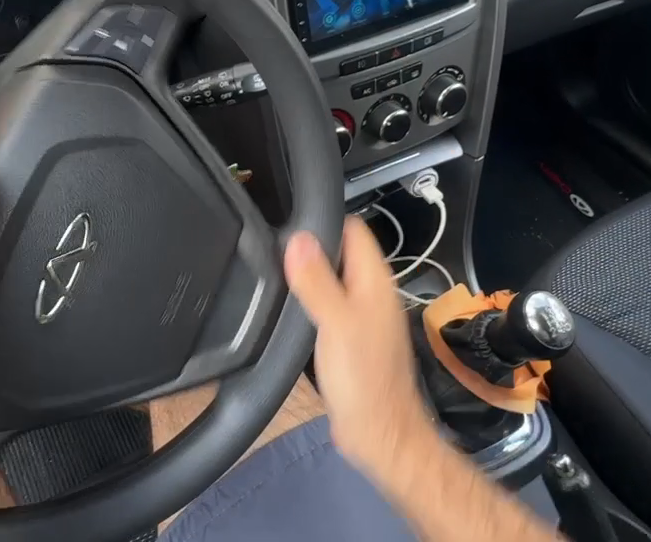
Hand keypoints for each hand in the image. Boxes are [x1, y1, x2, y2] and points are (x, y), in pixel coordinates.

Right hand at [283, 216, 438, 475]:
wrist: (378, 435)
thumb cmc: (364, 380)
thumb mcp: (336, 324)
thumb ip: (316, 281)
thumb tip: (297, 238)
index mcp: (374, 282)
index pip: (352, 228)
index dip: (323, 216)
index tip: (289, 214)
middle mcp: (370, 293)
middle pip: (337, 250)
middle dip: (308, 243)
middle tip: (272, 241)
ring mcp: (359, 314)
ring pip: (329, 276)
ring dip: (306, 270)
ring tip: (274, 266)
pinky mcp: (346, 335)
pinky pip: (324, 300)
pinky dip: (306, 296)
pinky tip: (287, 302)